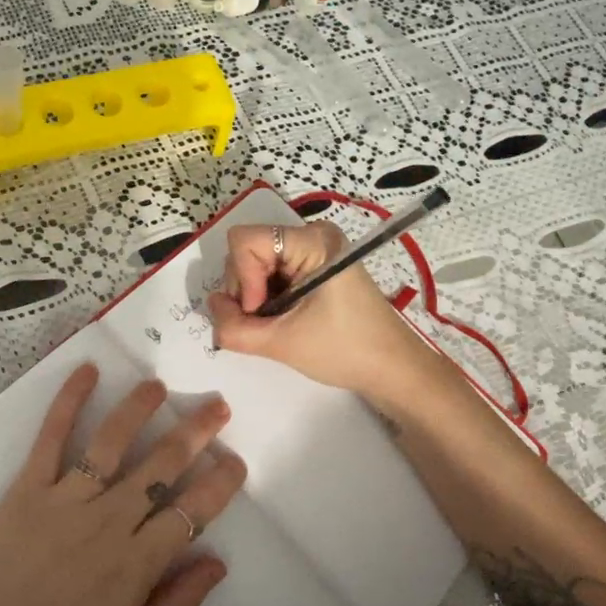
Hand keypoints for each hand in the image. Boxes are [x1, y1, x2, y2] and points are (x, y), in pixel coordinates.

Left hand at [0, 364, 247, 605]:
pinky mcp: (27, 488)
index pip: (190, 512)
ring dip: (140, 408)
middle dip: (195, 433)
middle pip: (160, 467)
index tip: (235, 460)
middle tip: (217, 406)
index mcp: (136, 564)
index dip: (219, 484)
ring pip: (112, 442)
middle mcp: (108, 521)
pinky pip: (51, 438)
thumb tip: (217, 563)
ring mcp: (66, 499)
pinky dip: (69, 401)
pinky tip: (87, 372)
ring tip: (159, 386)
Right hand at [207, 222, 429, 402]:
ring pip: (255, 263)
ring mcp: (313, 250)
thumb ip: (234, 327)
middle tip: (267, 323)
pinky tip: (282, 320)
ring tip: (277, 324)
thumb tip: (212, 307)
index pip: (244, 241)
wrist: (393, 370)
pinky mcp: (313, 267)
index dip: (242, 278)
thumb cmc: (346, 351)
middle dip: (246, 289)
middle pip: (247, 250)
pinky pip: (271, 272)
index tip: (260, 310)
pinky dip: (267, 298)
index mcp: (312, 241)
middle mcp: (312, 235)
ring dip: (254, 297)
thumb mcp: (281, 343)